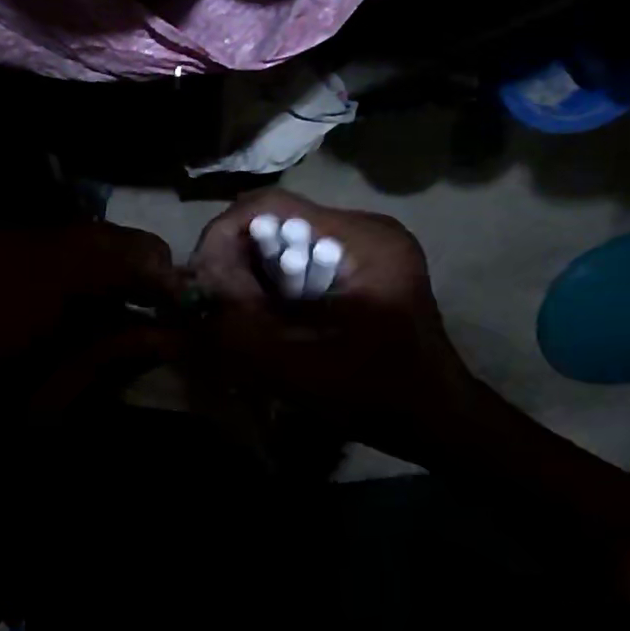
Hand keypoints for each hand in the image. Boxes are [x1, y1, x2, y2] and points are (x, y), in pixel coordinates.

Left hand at [0, 222, 177, 440]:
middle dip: (132, 262)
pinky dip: (71, 262)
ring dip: (102, 261)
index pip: (112, 253)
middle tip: (160, 301)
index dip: (154, 271)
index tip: (184, 300)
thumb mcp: (48, 407)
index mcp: (28, 289)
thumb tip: (164, 334)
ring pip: (67, 232)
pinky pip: (41, 242)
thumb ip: (107, 356)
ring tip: (125, 298)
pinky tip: (81, 294)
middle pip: (92, 235)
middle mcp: (8, 250)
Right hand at [190, 190, 480, 460]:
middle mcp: (364, 228)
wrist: (438, 422)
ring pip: (282, 237)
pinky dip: (272, 278)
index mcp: (362, 239)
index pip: (270, 208)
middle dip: (234, 256)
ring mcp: (365, 243)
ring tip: (233, 306)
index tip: (201, 280)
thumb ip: (238, 324)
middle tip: (210, 298)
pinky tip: (265, 309)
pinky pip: (298, 254)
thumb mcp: (297, 364)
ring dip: (251, 268)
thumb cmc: (376, 394)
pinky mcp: (360, 262)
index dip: (223, 237)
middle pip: (274, 220)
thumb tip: (190, 293)